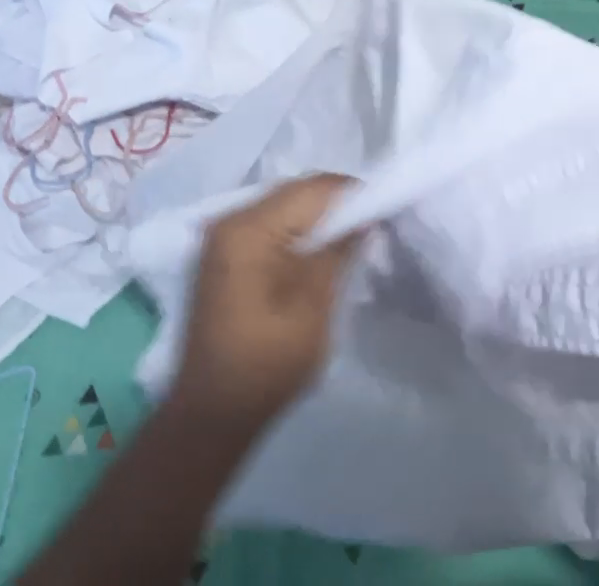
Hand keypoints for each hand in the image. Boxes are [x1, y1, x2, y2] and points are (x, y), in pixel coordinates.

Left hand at [171, 175, 363, 430]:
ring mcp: (220, 238)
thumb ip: (338, 251)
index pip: (312, 188)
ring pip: (282, 206)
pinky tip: (317, 256)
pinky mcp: (222, 256)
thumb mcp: (314, 304)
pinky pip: (267, 226)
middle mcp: (228, 220)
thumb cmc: (267, 361)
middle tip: (371, 228)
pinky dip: (295, 233)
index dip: (353, 194)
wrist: (213, 410)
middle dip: (336, 205)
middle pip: (294, 191)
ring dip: (317, 219)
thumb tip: (363, 216)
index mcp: (248, 228)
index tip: (385, 213)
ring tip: (350, 242)